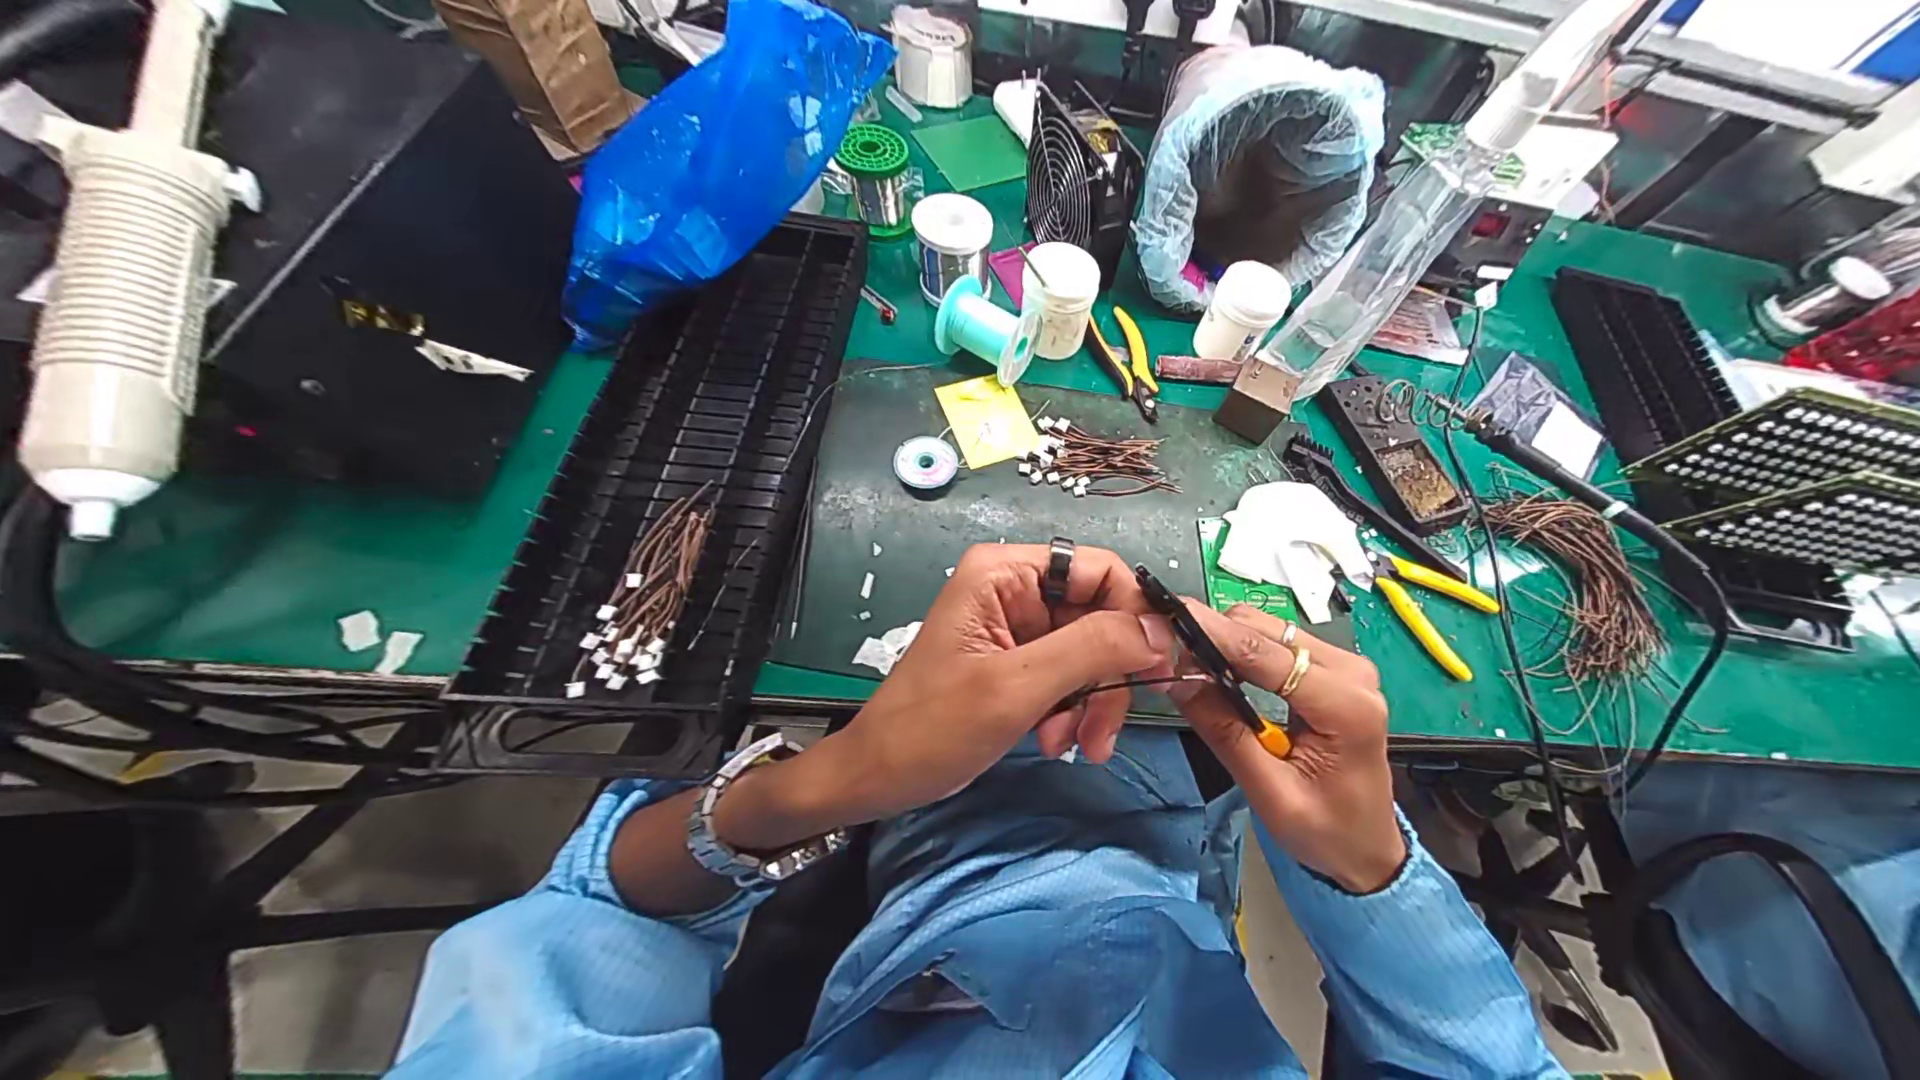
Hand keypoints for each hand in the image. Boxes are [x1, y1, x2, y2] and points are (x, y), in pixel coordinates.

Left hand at [714, 543, 1174, 849]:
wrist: (883, 775)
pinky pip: (1072, 675)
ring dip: (1092, 702)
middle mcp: (1016, 588)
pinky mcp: (1021, 661)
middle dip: (1107, 677)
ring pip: (1092, 651)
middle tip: (1101, 731)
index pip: (1099, 570)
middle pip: (1100, 616)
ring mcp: (1019, 626)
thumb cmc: (934, 726)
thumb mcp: (1016, 686)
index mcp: (1005, 572)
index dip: (1133, 615)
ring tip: (1071, 745)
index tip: (1153, 670)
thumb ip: (1092, 649)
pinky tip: (1054, 740)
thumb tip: (1162, 629)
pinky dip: (1074, 711)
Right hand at [1170, 603, 1405, 892]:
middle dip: (1210, 636)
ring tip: (1189, 669)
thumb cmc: (1327, 831)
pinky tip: (1215, 670)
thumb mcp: (1269, 793)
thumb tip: (1177, 679)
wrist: (1366, 848)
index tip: (1164, 620)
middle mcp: (1350, 671)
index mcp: (1346, 706)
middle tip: (1169, 660)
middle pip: (1263, 628)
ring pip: (1263, 626)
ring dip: (1220, 640)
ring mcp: (1342, 664)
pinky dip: (1235, 648)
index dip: (1210, 633)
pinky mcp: (1326, 666)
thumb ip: (1224, 732)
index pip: (1264, 654)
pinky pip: (1270, 640)